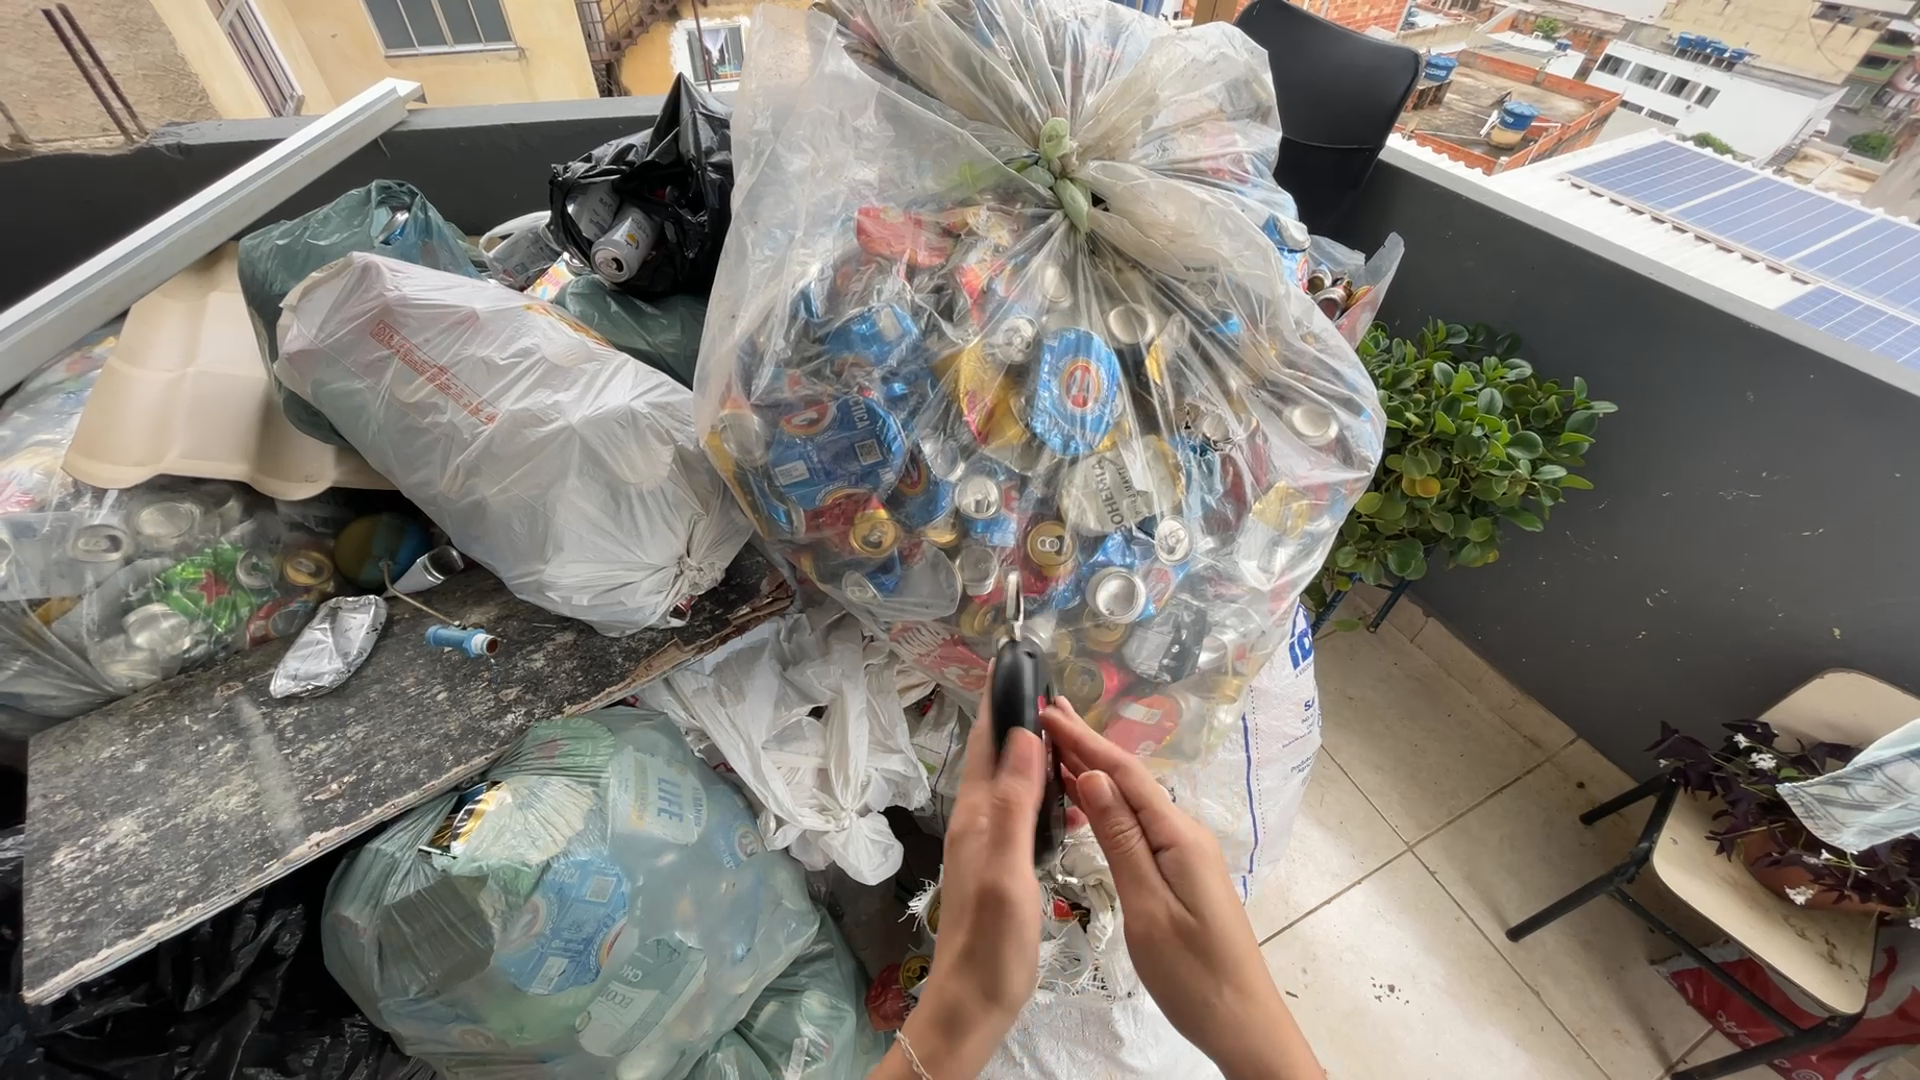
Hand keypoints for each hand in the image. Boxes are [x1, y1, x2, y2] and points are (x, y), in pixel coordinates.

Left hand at [874, 662, 1046, 1079]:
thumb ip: (1013, 801)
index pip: (987, 742)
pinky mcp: (1003, 862)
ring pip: (1014, 782)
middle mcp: (979, 818)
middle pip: (999, 756)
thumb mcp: (1006, 866)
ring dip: (1037, 757)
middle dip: (1021, 721)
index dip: (999, 703)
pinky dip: (1045, 795)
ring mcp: (989, 841)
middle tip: (1055, 696)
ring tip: (1071, 741)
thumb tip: (1024, 735)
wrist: (973, 1001)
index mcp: (977, 811)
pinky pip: (1025, 812)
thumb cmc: (992, 938)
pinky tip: (1070, 802)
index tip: (1015, 665)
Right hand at [1044, 698, 1324, 1079]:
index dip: (1085, 740)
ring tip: (1058, 746)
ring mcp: (1184, 850)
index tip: (1049, 712)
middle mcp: (1183, 831)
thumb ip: (1120, 839)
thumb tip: (1093, 776)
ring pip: (1134, 799)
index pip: (1124, 773)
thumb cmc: (1192, 973)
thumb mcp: (1148, 906)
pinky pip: (1139, 822)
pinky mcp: (1181, 869)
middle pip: (1130, 778)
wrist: (1244, 1025)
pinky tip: (1088, 799)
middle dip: (1088, 744)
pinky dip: (1108, 802)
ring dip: (1096, 769)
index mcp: (1177, 834)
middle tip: (1048, 714)